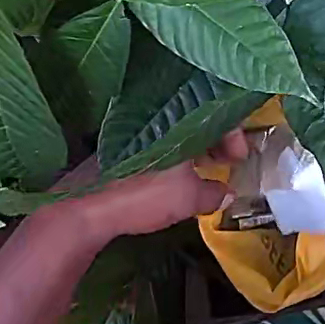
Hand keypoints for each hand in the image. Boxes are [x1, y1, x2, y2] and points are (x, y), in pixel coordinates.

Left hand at [54, 130, 248, 240]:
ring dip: (197, 147)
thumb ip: (213, 193)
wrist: (83, 207)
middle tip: (228, 161)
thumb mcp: (187, 199)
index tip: (241, 158)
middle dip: (218, 140)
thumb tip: (227, 193)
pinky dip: (176, 153)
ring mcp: (140, 131)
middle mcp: (162, 119)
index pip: (218, 116)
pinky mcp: (124, 145)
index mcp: (181, 122)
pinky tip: (177, 174)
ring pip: (179, 131)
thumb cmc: (142, 194)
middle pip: (199, 120)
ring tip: (206, 170)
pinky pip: (161, 141)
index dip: (236, 135)